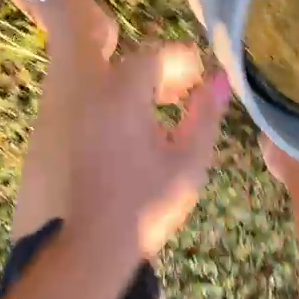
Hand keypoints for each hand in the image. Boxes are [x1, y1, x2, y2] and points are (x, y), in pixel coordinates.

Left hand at [65, 43, 232, 259]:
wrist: (98, 242)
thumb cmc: (149, 203)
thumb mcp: (189, 160)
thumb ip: (206, 115)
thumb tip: (220, 80)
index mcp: (125, 94)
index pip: (156, 56)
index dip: (184, 61)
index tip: (204, 78)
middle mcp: (98, 93)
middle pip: (134, 62)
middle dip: (165, 70)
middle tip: (191, 92)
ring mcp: (83, 110)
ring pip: (117, 77)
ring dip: (146, 83)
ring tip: (172, 105)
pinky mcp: (78, 128)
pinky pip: (104, 95)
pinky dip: (127, 97)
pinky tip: (147, 124)